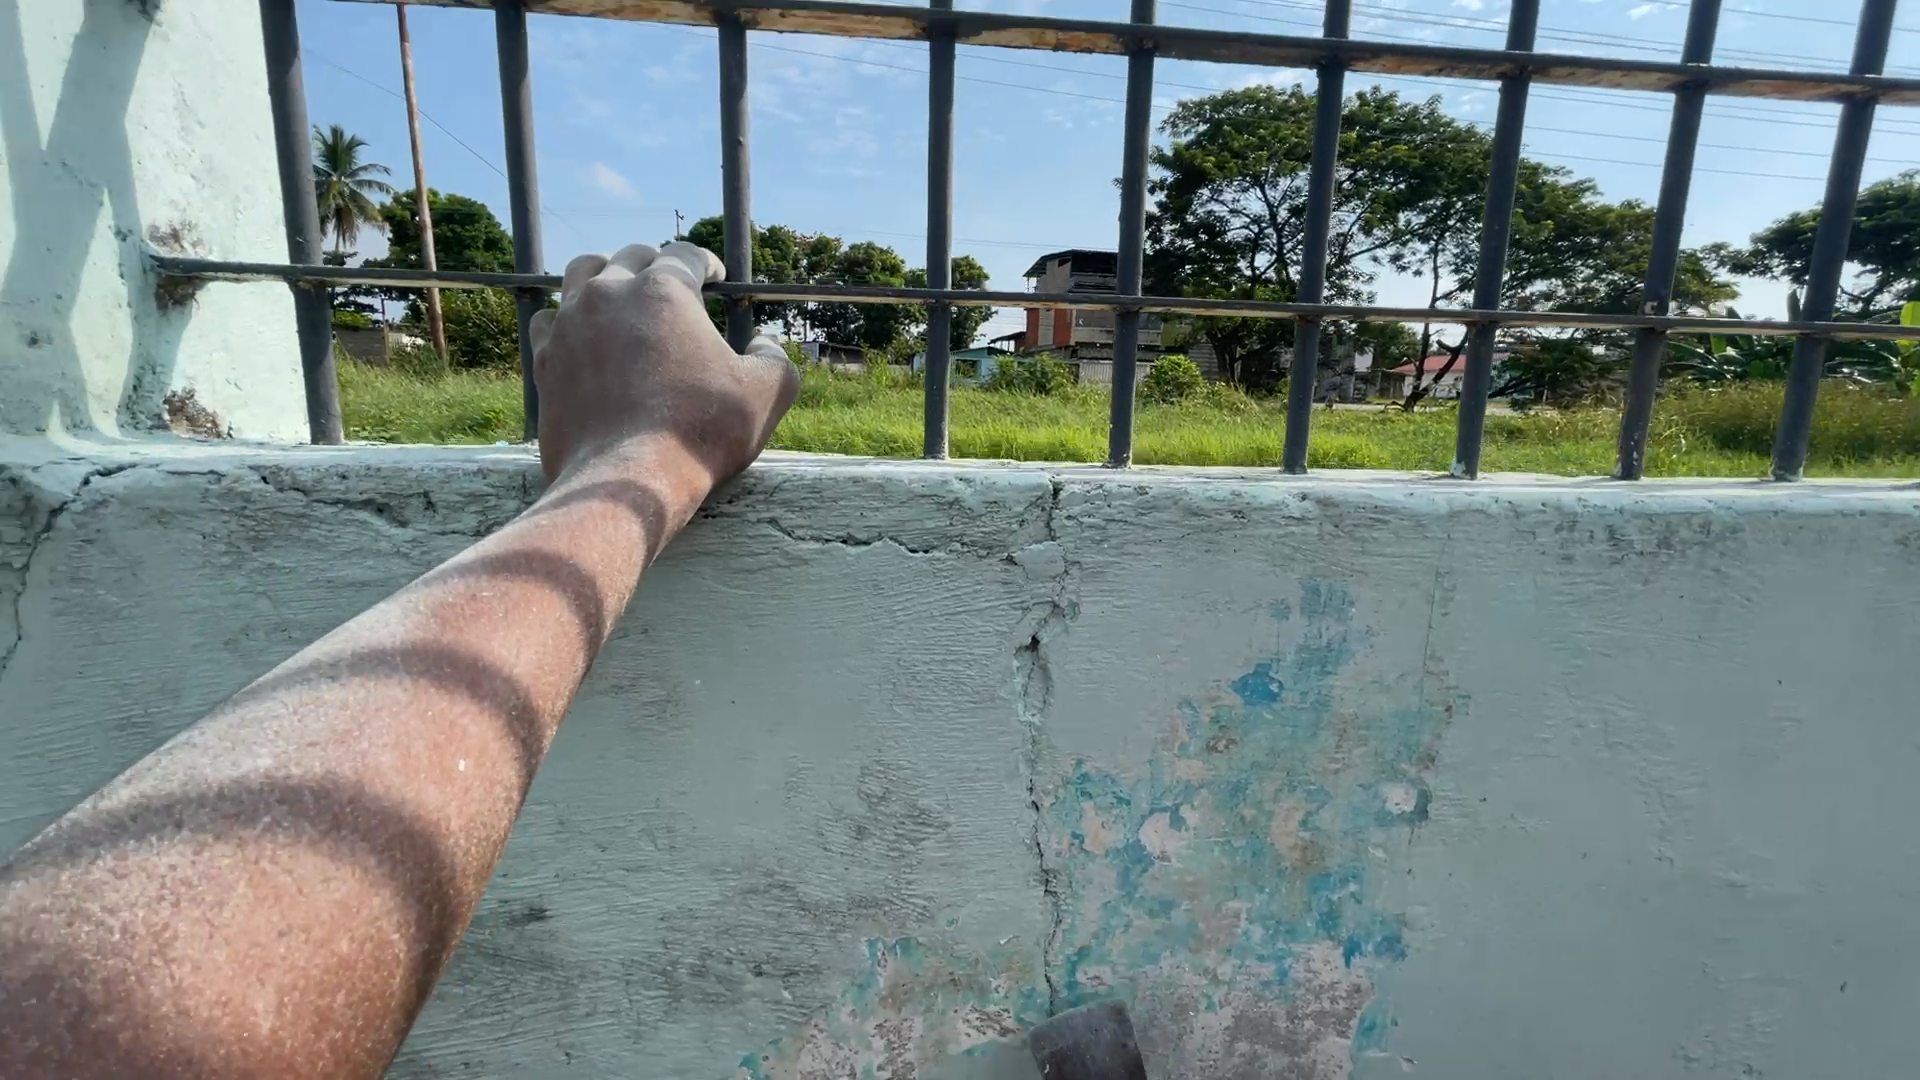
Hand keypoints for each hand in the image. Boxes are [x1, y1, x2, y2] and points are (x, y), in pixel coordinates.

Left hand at [527, 241, 798, 486]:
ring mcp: (570, 323)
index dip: (707, 262)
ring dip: (608, 276)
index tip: (716, 275)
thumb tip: (764, 344)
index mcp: (665, 292)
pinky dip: (570, 316)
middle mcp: (611, 293)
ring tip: (623, 294)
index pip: (687, 255)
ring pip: (584, 273)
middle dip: (658, 264)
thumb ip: (775, 358)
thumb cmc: (703, 433)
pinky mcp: (545, 358)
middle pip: (633, 256)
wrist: (629, 480)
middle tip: (675, 285)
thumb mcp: (769, 393)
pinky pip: (551, 317)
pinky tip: (585, 335)